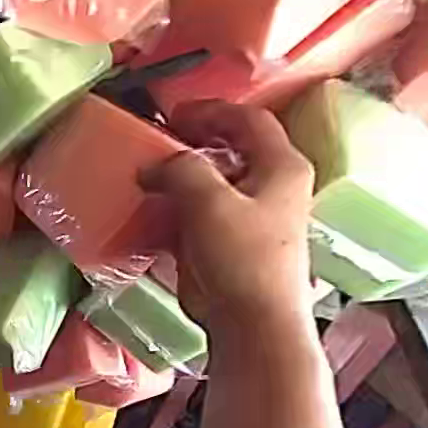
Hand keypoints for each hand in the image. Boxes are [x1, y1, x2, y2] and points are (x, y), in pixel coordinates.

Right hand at [140, 101, 317, 336]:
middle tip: (158, 139)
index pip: (249, 122)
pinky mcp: (222, 242)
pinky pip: (195, 212)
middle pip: (232, 149)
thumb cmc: (239, 257)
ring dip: (180, 174)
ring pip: (212, 182)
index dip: (212, 111)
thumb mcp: (210, 206)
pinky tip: (149, 210)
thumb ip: (183, 173)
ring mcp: (245, 216)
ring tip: (147, 174)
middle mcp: (268, 186)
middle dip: (196, 140)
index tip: (172, 113)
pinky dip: (173, 205)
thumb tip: (154, 163)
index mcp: (280, 167)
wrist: (248, 316)